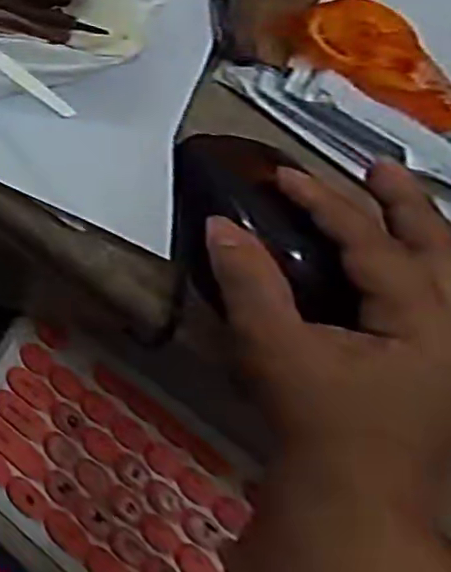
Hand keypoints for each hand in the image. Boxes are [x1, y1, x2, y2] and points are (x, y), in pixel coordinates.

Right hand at [207, 162, 450, 515]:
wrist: (359, 482)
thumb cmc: (318, 412)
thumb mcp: (274, 345)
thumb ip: (250, 282)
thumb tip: (220, 224)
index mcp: (429, 326)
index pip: (379, 247)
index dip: (331, 204)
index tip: (284, 174)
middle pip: (445, 253)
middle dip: (409, 206)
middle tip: (376, 167)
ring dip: (427, 230)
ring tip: (400, 196)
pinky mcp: (439, 359)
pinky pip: (442, 294)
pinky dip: (427, 263)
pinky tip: (408, 257)